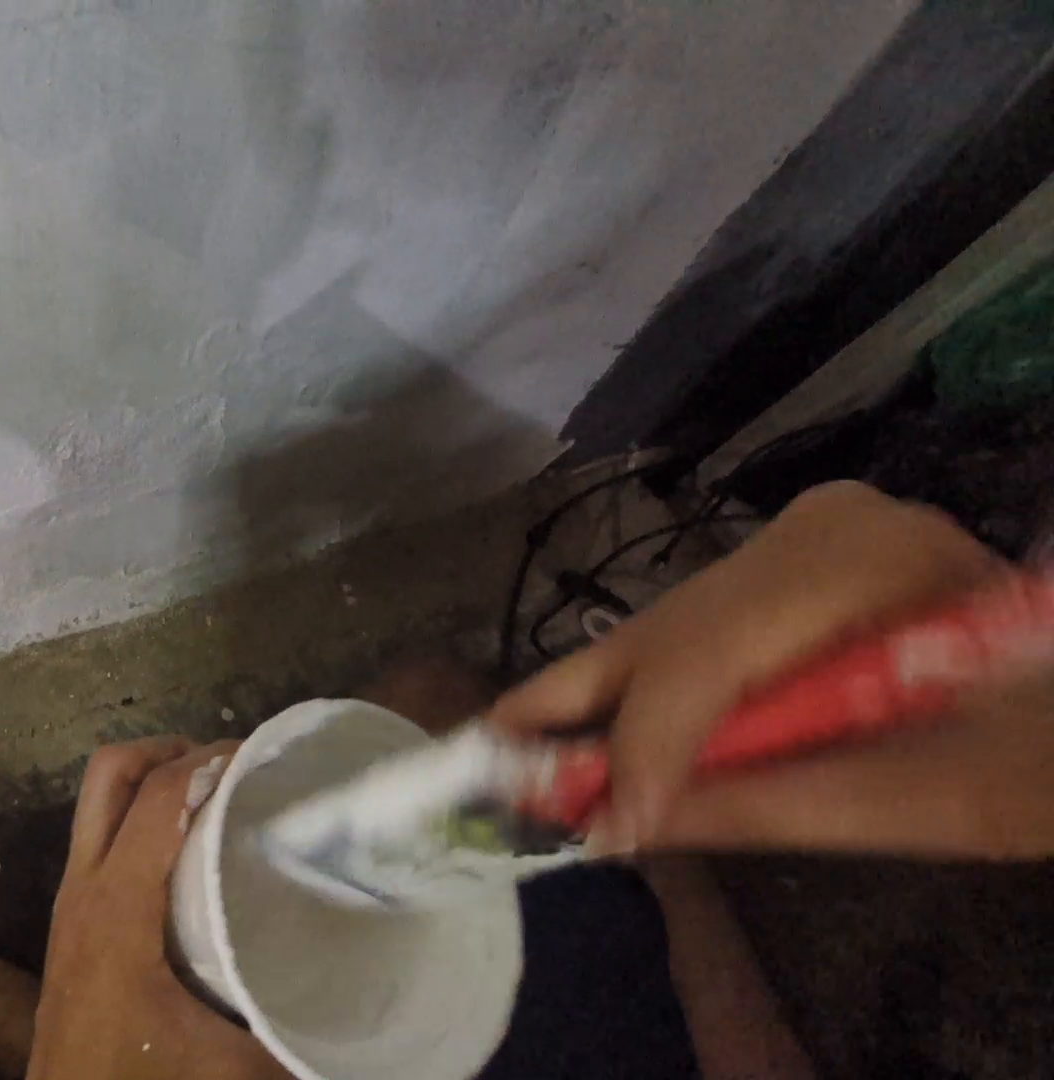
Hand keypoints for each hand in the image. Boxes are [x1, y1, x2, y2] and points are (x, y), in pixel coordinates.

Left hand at [27, 737, 287, 1079]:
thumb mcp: (229, 1065)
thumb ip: (293, 1032)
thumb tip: (361, 1002)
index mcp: (117, 906)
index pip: (158, 797)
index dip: (208, 761)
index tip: (259, 758)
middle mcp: (84, 884)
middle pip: (109, 774)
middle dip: (166, 750)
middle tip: (224, 766)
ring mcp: (71, 895)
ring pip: (97, 798)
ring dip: (147, 777)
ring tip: (208, 791)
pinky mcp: (71, 913)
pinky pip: (97, 831)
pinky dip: (135, 813)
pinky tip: (181, 846)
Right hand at [490, 480, 1053, 857]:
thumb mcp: (942, 798)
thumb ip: (767, 806)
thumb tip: (617, 828)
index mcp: (860, 566)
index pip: (708, 658)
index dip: (645, 745)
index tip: (596, 826)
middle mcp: (798, 534)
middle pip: (657, 639)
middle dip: (572, 713)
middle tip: (491, 766)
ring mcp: (780, 542)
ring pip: (662, 639)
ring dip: (613, 714)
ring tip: (562, 776)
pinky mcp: (769, 566)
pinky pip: (684, 639)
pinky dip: (655, 700)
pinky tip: (631, 744)